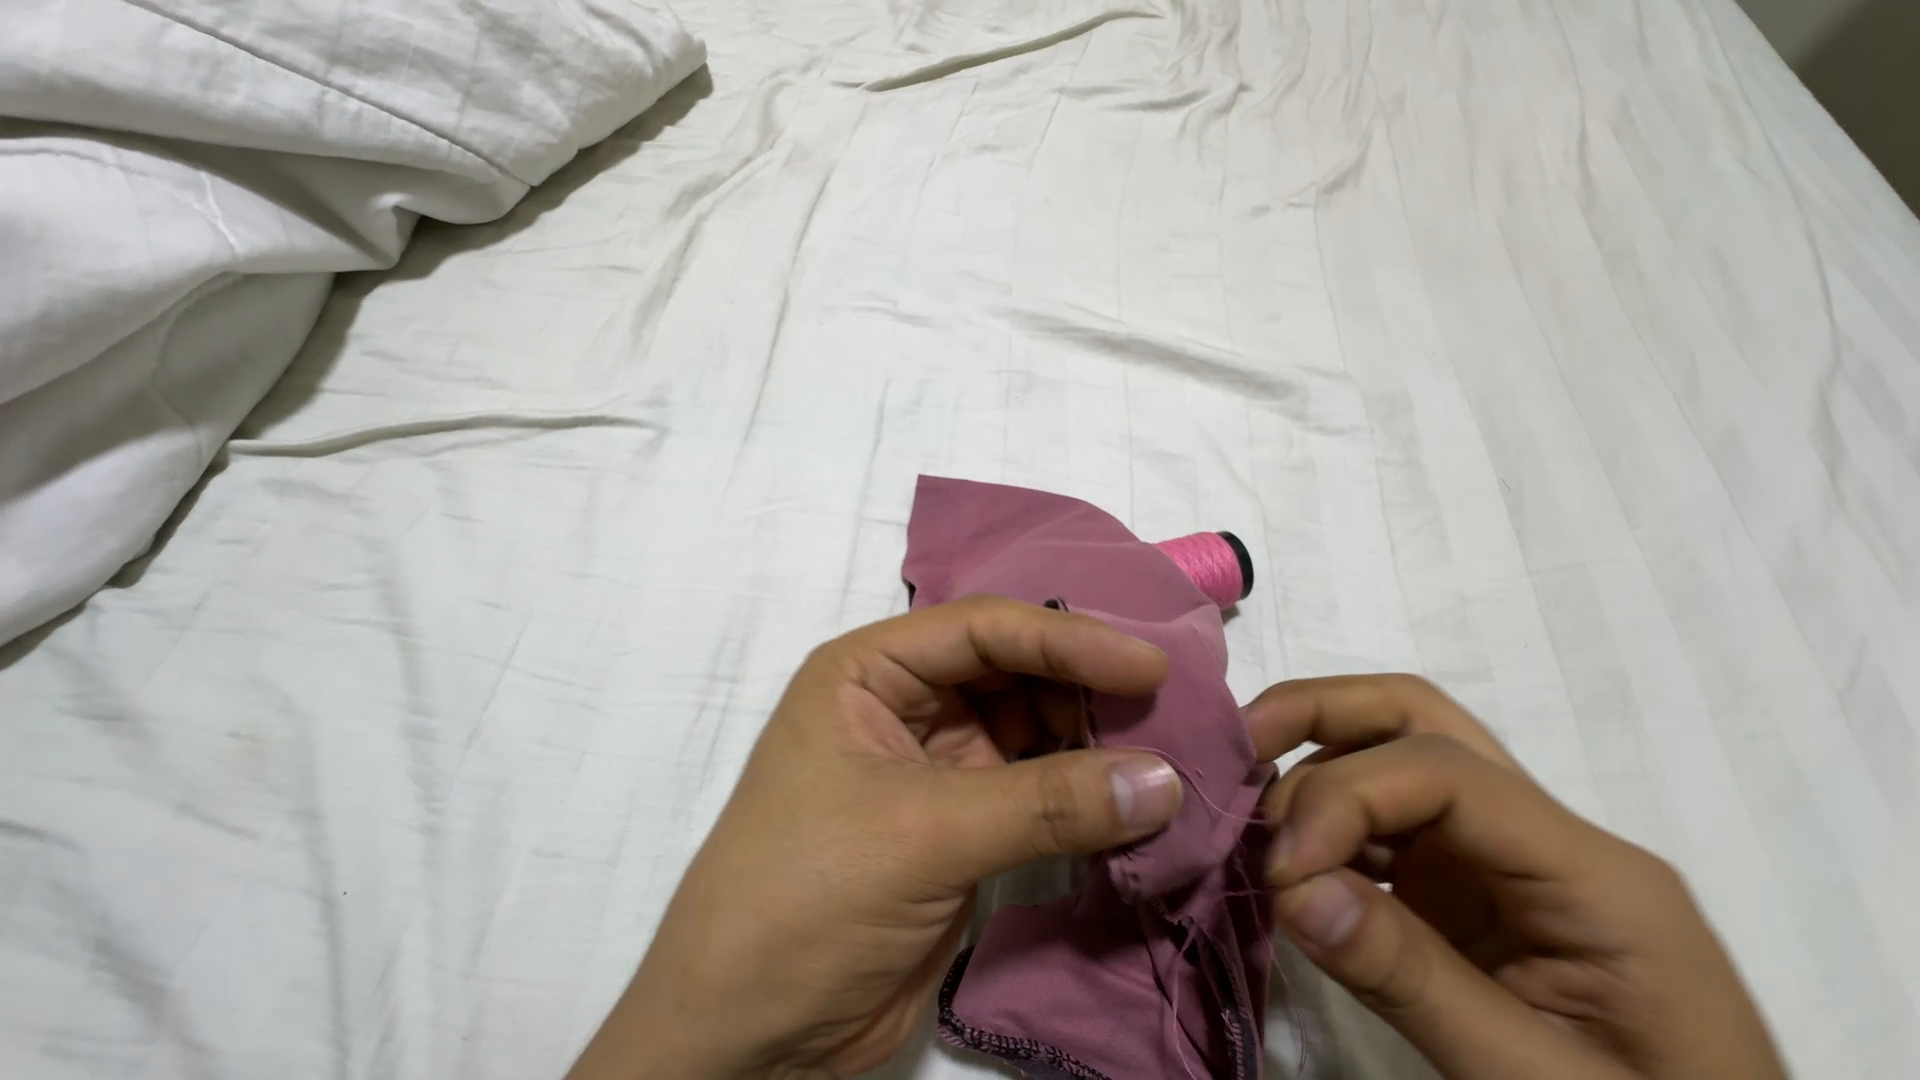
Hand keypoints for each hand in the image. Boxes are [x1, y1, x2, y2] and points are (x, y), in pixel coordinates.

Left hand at [567, 596, 1185, 1079]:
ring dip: (1095, 744)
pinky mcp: (962, 826)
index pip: (983, 630)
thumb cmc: (804, 900)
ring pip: (1034, 732)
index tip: (1149, 665)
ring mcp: (937, 767)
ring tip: (1170, 758)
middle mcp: (905, 705)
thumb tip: (1165, 778)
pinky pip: (1039, 793)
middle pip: (1015, 673)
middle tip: (1174, 711)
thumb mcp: (921, 836)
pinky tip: (1137, 803)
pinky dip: (1085, 797)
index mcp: (869, 673)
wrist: (748, 1035)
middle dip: (1089, 689)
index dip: (1068, 638)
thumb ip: (1046, 805)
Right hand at [1244, 675, 1789, 1079]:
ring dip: (1311, 766)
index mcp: (1590, 872)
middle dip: (1316, 713)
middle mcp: (1544, 835)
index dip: (1341, 798)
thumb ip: (1415, 982)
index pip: (1444, 770)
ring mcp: (1502, 856)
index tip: (1280, 873)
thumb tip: (1292, 891)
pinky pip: (1385, 825)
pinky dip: (1323, 825)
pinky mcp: (1468, 888)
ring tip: (1253, 827)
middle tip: (1235, 749)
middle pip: (1419, 717)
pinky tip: (1289, 866)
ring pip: (1395, 753)